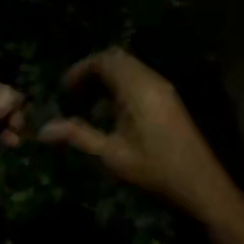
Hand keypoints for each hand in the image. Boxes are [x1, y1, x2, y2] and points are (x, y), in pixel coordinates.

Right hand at [38, 49, 243, 224]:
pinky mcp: (169, 100)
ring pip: (130, 68)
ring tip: (88, 104)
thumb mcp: (111, 155)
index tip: (64, 89)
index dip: (81, 69)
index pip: (105, 60)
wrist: (200, 185)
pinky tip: (111, 113)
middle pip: (118, 59)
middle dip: (92, 71)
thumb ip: (78, 136)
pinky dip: (121, 86)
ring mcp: (163, 89)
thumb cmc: (154, 170)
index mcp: (137, 89)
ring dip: (107, 79)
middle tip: (73, 93)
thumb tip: (42, 130)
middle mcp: (152, 81)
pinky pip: (140, 79)